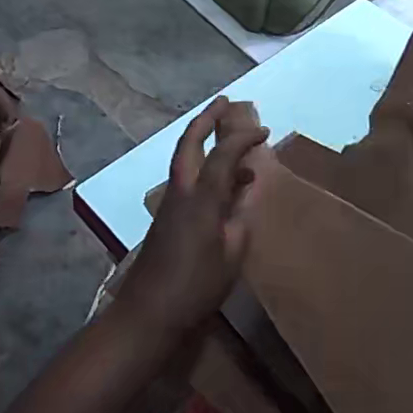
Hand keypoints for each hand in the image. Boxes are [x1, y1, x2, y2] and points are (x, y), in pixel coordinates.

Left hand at [113, 97, 271, 344]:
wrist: (149, 310)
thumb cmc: (195, 287)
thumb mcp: (231, 257)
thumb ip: (238, 223)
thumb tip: (242, 200)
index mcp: (200, 199)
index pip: (222, 156)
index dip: (242, 139)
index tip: (263, 129)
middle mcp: (181, 192)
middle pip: (189, 143)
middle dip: (206, 119)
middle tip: (224, 102)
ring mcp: (170, 204)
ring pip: (185, 160)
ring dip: (203, 142)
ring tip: (231, 140)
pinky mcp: (167, 218)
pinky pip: (187, 180)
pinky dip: (204, 170)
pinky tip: (224, 185)